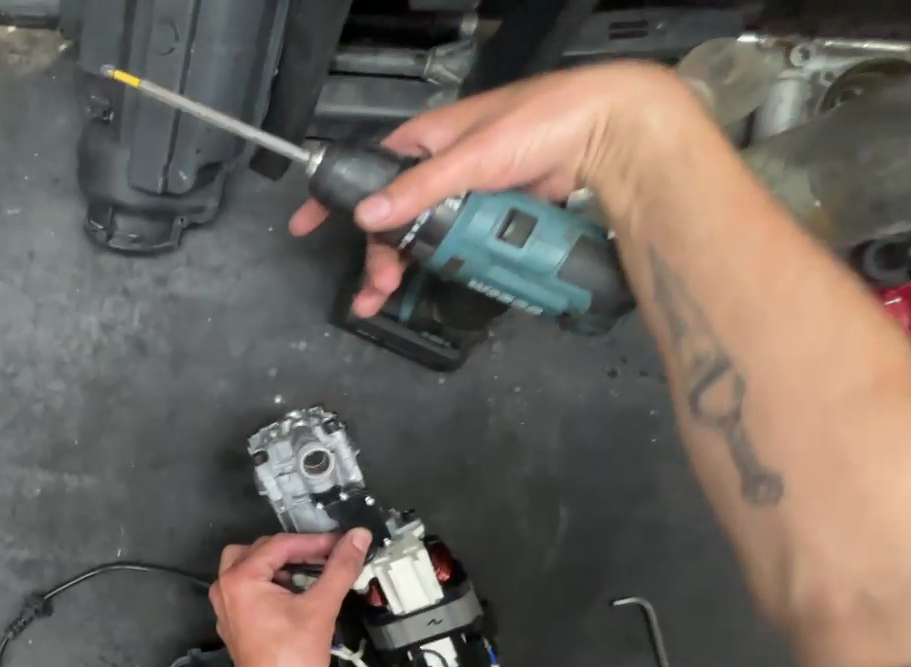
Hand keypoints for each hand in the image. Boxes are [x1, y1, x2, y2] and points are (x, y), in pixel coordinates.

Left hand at [209, 530, 371, 666]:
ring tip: (310, 573)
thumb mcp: (321, 607)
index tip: (342, 544)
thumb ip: (339, 568)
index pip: (279, 545)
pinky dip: (269, 584)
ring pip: (249, 568)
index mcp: (240, 578)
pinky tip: (295, 594)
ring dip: (279, 565)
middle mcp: (224, 586)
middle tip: (325, 556)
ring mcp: (224, 605)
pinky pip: (247, 589)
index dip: (313, 542)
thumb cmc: (294, 655)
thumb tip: (358, 537)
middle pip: (259, 551)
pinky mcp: (232, 621)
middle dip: (293, 550)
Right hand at [287, 61, 693, 316]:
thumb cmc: (538, 123)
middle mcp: (434, 172)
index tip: (302, 225)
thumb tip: (364, 216)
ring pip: (413, 240)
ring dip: (395, 270)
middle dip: (375, 255)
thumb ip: (416, 190)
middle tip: (374, 287)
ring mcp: (458, 199)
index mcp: (423, 143)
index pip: (366, 172)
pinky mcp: (481, 220)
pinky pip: (445, 248)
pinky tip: (416, 289)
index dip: (333, 199)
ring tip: (382, 300)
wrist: (607, 134)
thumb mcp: (471, 155)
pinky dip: (428, 269)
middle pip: (388, 220)